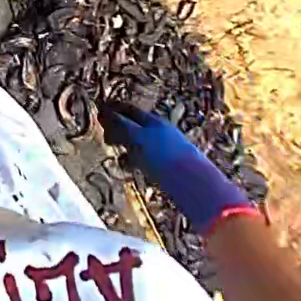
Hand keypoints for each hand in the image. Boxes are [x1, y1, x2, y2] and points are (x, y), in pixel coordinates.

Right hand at [103, 102, 258, 234]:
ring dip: (128, 148)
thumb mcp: (138, 141)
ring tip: (118, 156)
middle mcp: (163, 133)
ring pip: (143, 144)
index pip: (130, 110)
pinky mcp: (174, 169)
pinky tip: (134, 171)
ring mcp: (170, 150)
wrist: (199, 190)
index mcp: (155, 122)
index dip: (114, 110)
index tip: (101, 111)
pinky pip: (150, 159)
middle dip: (120, 129)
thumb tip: (104, 114)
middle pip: (137, 126)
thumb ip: (120, 127)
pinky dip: (138, 161)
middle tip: (106, 135)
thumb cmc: (167, 160)